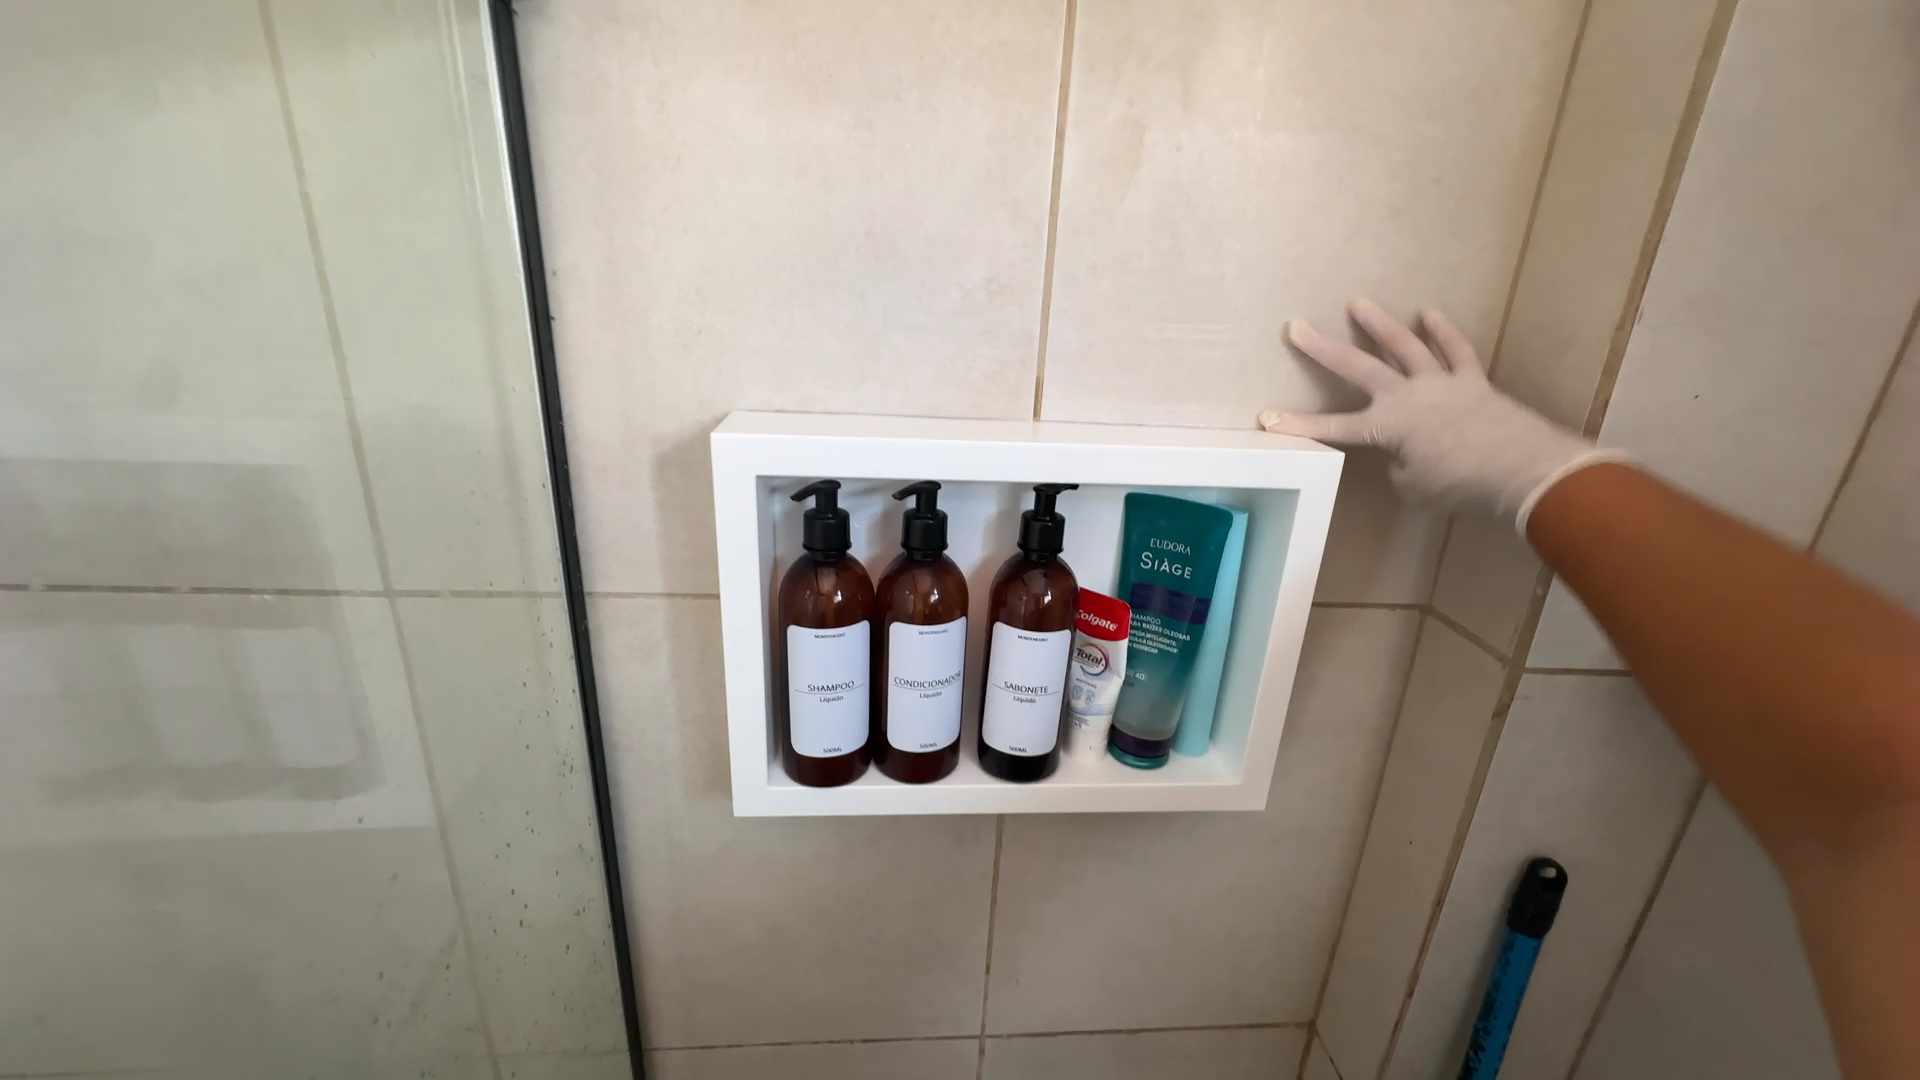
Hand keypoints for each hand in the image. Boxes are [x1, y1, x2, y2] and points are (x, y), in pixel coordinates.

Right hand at [1258, 299, 1625, 532]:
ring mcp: (1440, 384)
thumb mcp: (1413, 487)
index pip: (1332, 426)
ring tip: (1359, 303)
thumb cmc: (1461, 486)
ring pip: (1403, 346)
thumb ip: (1399, 466)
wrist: (1524, 472)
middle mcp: (1406, 397)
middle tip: (1297, 327)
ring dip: (1378, 324)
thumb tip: (1405, 454)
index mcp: (1385, 428)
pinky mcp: (1471, 382)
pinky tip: (1428, 312)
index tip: (1268, 419)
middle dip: (1322, 349)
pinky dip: (1442, 331)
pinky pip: (1455, 351)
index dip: (1297, 424)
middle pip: (1357, 368)